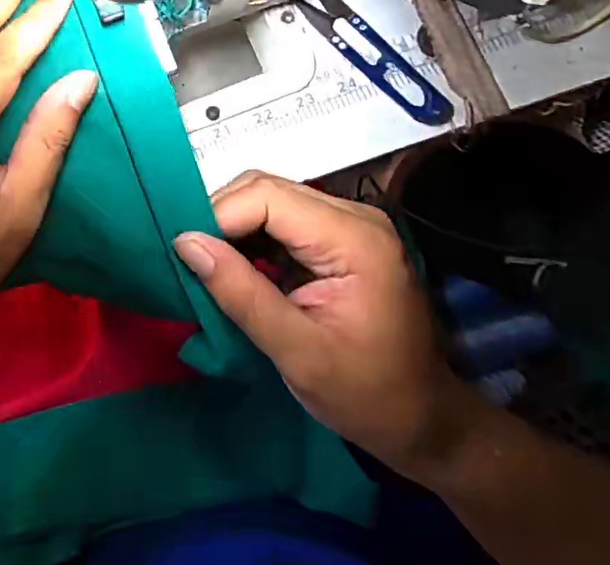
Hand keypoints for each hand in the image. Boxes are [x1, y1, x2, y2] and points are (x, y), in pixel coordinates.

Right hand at [171, 171, 481, 479]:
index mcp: (354, 239)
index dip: (218, 215)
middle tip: (188, 256)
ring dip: (232, 225)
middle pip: (267, 188)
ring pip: (270, 198)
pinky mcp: (339, 237)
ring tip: (204, 261)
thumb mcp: (298, 352)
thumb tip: (185, 242)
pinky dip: (250, 236)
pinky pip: (282, 219)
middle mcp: (354, 216)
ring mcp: (348, 223)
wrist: (425, 422)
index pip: (268, 196)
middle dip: (220, 216)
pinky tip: (233, 266)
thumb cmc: (368, 395)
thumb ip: (241, 293)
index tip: (183, 252)